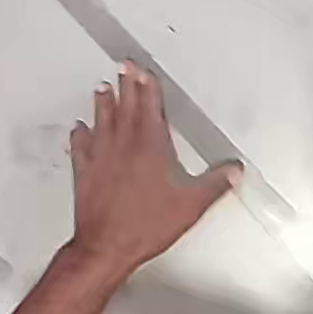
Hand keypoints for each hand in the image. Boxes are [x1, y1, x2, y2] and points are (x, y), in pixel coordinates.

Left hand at [66, 61, 240, 278]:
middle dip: (126, 84)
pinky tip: (79, 128)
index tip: (144, 71)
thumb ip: (215, 183)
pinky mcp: (84, 173)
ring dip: (102, 102)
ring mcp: (100, 158)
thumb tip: (234, 169)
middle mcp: (123, 146)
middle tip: (123, 66)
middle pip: (125, 107)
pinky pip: (80, 147)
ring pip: (101, 121)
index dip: (147, 87)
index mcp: (151, 148)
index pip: (149, 108)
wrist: (107, 247)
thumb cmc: (146, 225)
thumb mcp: (191, 204)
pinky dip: (80, 135)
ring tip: (101, 88)